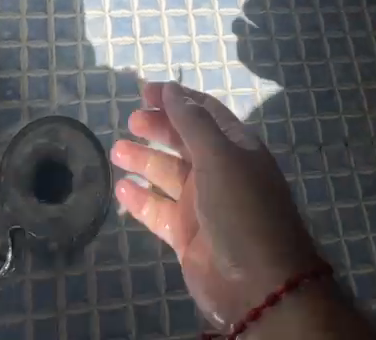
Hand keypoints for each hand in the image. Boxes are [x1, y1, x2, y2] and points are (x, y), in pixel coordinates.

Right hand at [111, 82, 327, 328]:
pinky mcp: (187, 235)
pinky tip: (121, 188)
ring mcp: (203, 204)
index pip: (204, 112)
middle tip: (131, 121)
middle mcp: (220, 170)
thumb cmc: (242, 209)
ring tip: (116, 151)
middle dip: (158, 128)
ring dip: (144, 160)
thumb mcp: (219, 156)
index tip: (146, 91)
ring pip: (167, 174)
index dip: (177, 99)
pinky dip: (141, 199)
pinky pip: (159, 210)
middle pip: (183, 140)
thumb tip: (171, 89)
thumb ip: (192, 121)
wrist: (259, 286)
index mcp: (235, 146)